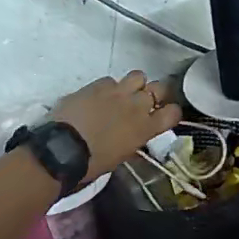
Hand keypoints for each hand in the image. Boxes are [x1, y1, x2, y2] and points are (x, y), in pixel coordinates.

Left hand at [50, 71, 182, 182]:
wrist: (64, 149)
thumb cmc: (93, 163)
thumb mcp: (121, 156)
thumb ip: (133, 141)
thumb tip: (133, 138)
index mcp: (146, 128)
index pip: (173, 112)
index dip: (171, 112)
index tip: (164, 115)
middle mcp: (137, 106)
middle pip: (160, 87)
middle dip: (155, 92)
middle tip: (145, 101)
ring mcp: (118, 92)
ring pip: (138, 75)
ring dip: (134, 84)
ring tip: (124, 94)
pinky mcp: (97, 85)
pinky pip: (111, 80)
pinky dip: (108, 87)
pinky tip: (99, 96)